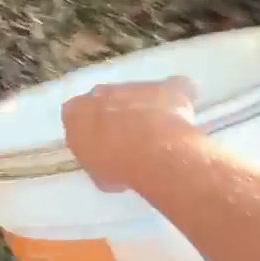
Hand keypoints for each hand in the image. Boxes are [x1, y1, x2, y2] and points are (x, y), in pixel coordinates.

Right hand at [60, 77, 199, 190]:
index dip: (90, 127)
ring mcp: (132, 87)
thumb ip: (97, 159)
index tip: (102, 142)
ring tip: (160, 132)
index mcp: (75, 112)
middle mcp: (98, 93)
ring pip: (137, 93)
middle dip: (116, 113)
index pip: (76, 114)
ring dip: (145, 108)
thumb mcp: (98, 173)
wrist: (153, 155)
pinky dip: (177, 97)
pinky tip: (183, 113)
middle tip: (131, 136)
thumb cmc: (117, 166)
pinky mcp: (164, 88)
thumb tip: (107, 163)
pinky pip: (173, 87)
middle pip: (105, 99)